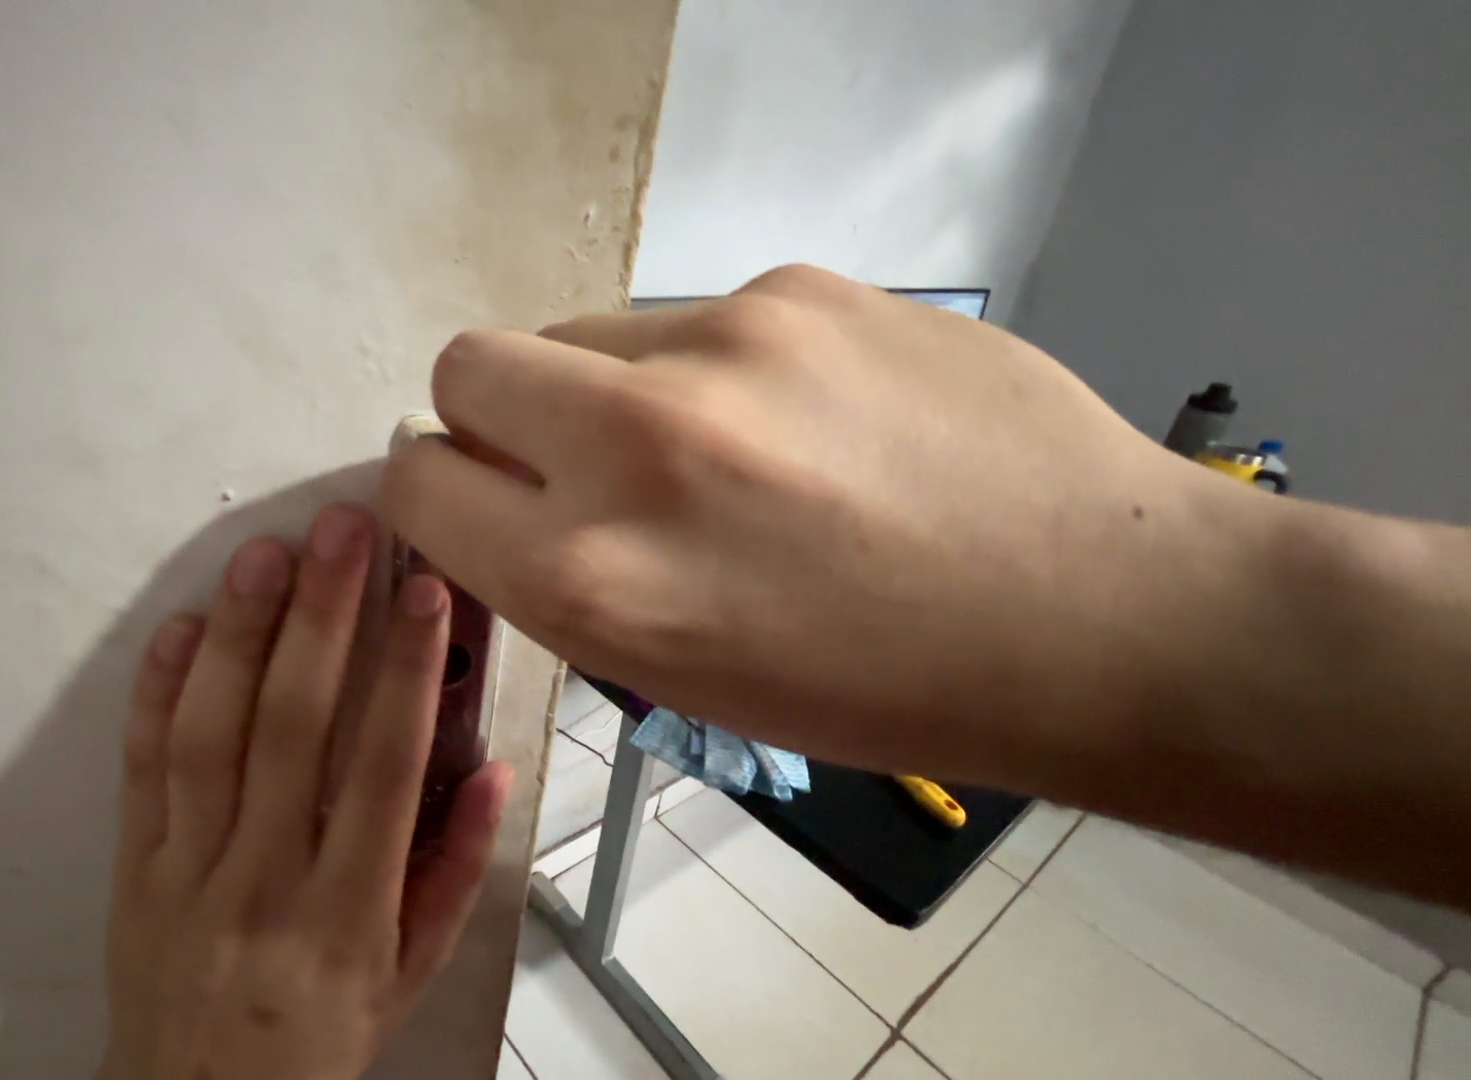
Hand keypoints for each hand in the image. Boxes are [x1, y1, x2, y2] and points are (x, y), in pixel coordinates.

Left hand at [100, 505, 513, 1079]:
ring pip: (210, 736)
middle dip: (322, 618)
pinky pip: (140, 772)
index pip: (384, 769)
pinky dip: (156, 692)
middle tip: (342, 529)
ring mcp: (185, 870)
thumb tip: (494, 770)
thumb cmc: (326, 1036)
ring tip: (267, 552)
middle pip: (293, 729)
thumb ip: (457, 872)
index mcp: (348, 910)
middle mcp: (264, 878)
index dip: (406, 673)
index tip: (424, 590)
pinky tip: (182, 623)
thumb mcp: (414, 975)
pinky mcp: (129, 870)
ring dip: (241, 635)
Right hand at [380, 265, 1251, 786]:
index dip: (432, 493)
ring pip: (579, 333)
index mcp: (593, 580)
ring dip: (605, 390)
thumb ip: (556, 577)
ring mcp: (724, 344)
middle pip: (465, 364)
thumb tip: (491, 498)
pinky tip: (796, 419)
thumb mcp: (673, 675)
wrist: (1091, 613)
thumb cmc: (861, 686)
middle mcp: (635, 446)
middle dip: (489, 414)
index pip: (417, 484)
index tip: (473, 501)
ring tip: (711, 448)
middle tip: (567, 457)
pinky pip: (688, 319)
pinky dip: (706, 367)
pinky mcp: (799, 285)